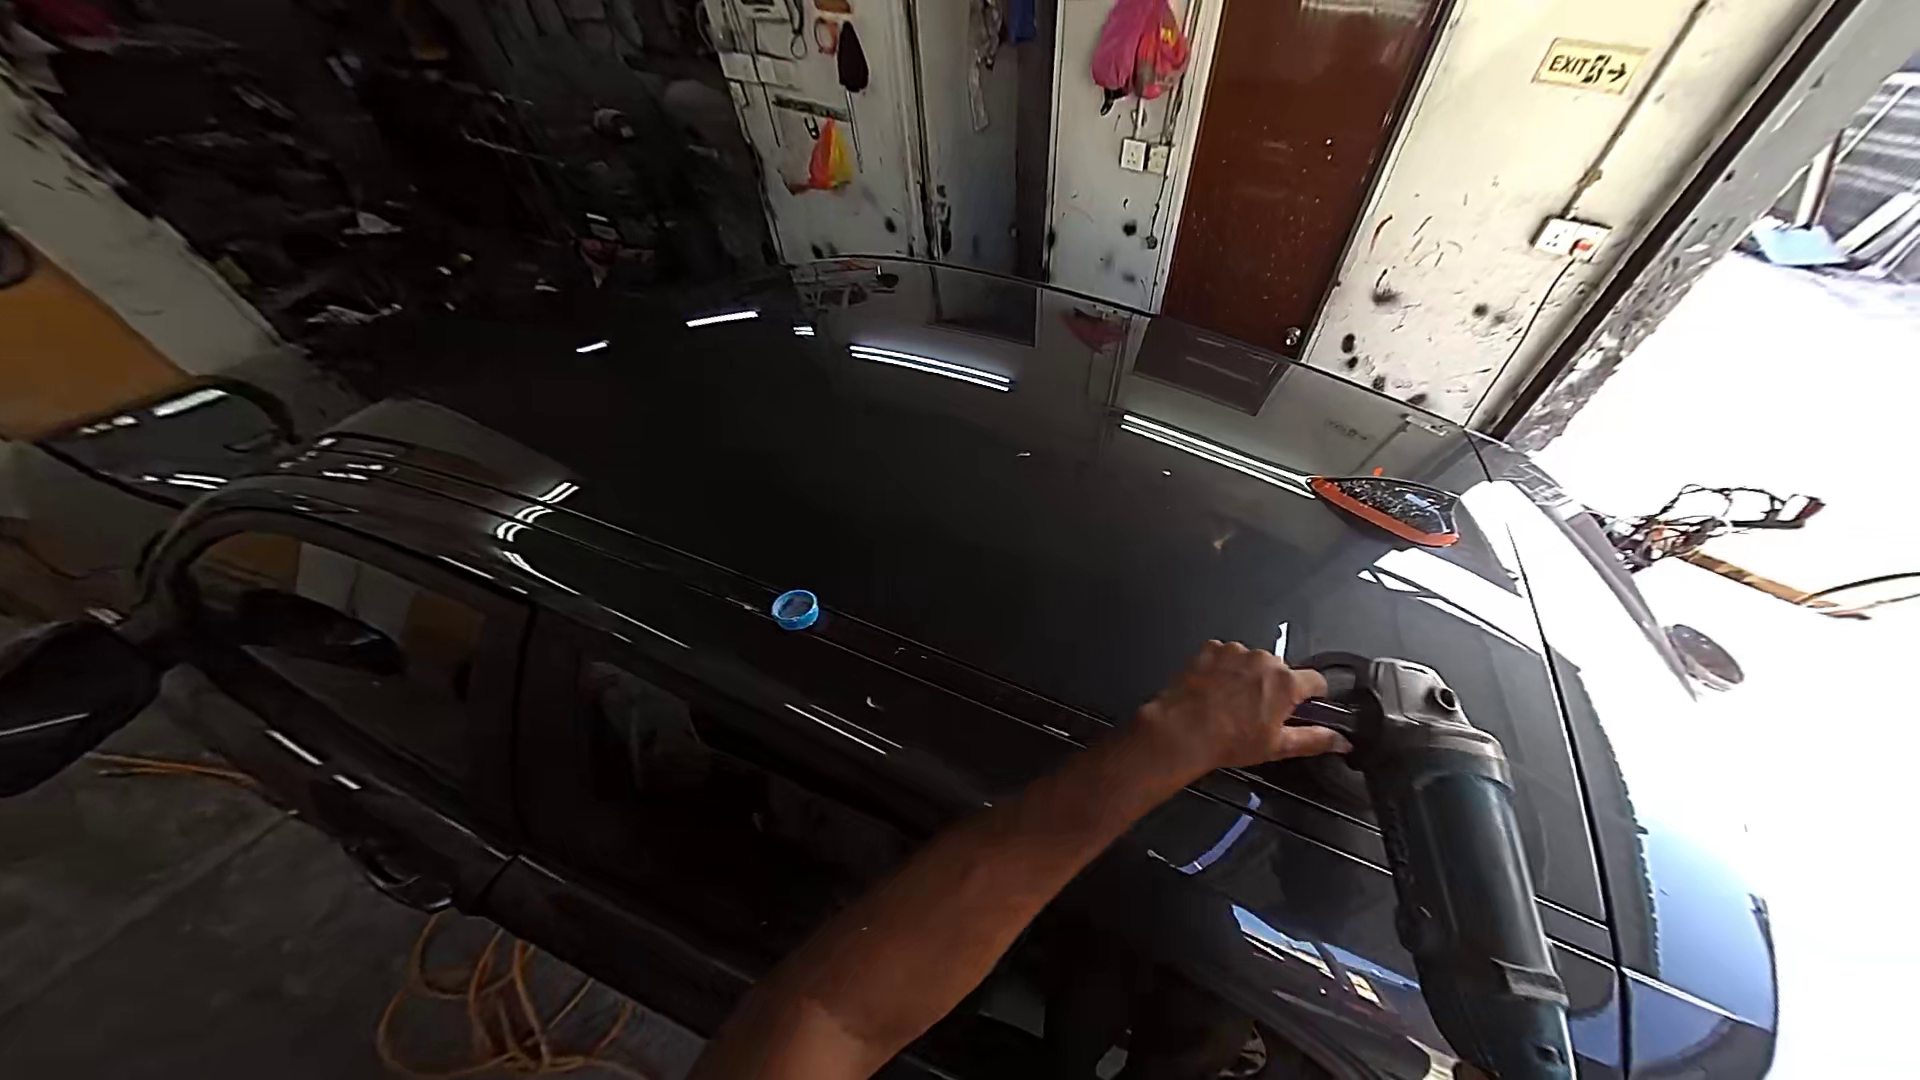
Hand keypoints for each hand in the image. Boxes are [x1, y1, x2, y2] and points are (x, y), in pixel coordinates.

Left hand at [1131, 640, 1351, 776]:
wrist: (1183, 728)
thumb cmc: (1228, 738)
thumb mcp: (1278, 746)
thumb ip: (1314, 739)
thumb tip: (1339, 740)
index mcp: (1285, 681)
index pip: (1316, 680)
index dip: (1314, 694)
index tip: (1308, 702)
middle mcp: (1262, 660)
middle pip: (1279, 670)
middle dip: (1274, 686)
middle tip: (1260, 710)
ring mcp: (1234, 652)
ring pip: (1250, 661)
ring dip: (1247, 674)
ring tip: (1232, 701)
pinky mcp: (1209, 650)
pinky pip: (1224, 655)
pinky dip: (1222, 667)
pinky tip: (1215, 688)